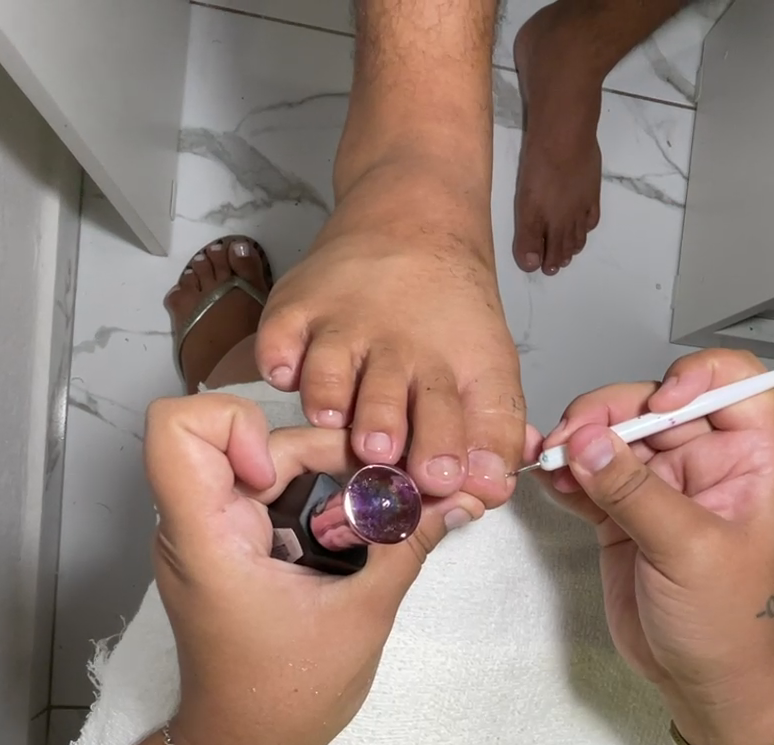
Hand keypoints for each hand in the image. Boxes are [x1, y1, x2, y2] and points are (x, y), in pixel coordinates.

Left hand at [145, 393, 479, 744]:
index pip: (177, 430)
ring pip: (273, 461)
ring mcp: (218, 534)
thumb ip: (407, 546)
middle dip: (328, 452)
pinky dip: (326, 499)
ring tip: (386, 509)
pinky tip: (367, 527)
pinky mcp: (238, 547)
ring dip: (334, 476)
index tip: (286, 474)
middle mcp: (201, 524)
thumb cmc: (288, 696)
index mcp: (208, 539)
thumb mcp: (362, 615)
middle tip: (388, 487)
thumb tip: (459, 499)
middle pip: (254, 438)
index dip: (237, 424)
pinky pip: (279, 495)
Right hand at [255, 167, 524, 507]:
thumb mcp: (491, 370)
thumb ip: (496, 435)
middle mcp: (399, 351)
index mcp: (451, 371)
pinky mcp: (299, 309)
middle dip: (384, 427)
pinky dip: (277, 356)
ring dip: (330, 396)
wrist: (414, 225)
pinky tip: (285, 372)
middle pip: (388, 398)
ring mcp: (345, 328)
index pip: (453, 414)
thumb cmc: (451, 317)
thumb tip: (491, 491)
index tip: (443, 478)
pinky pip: (279, 338)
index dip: (447, 449)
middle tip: (382, 451)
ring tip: (333, 417)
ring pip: (330, 370)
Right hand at [538, 349, 773, 744]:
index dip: (697, 377)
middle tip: (571, 437)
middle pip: (654, 405)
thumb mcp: (689, 551)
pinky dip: (566, 473)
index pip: (733, 384)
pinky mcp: (620, 514)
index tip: (656, 404)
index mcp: (745, 461)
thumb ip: (636, 493)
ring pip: (614, 437)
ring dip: (579, 440)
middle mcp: (701, 464)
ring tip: (553, 460)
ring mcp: (657, 487)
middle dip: (610, 412)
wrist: (700, 679)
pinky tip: (549, 480)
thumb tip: (586, 443)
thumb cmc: (725, 620)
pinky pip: (589, 477)